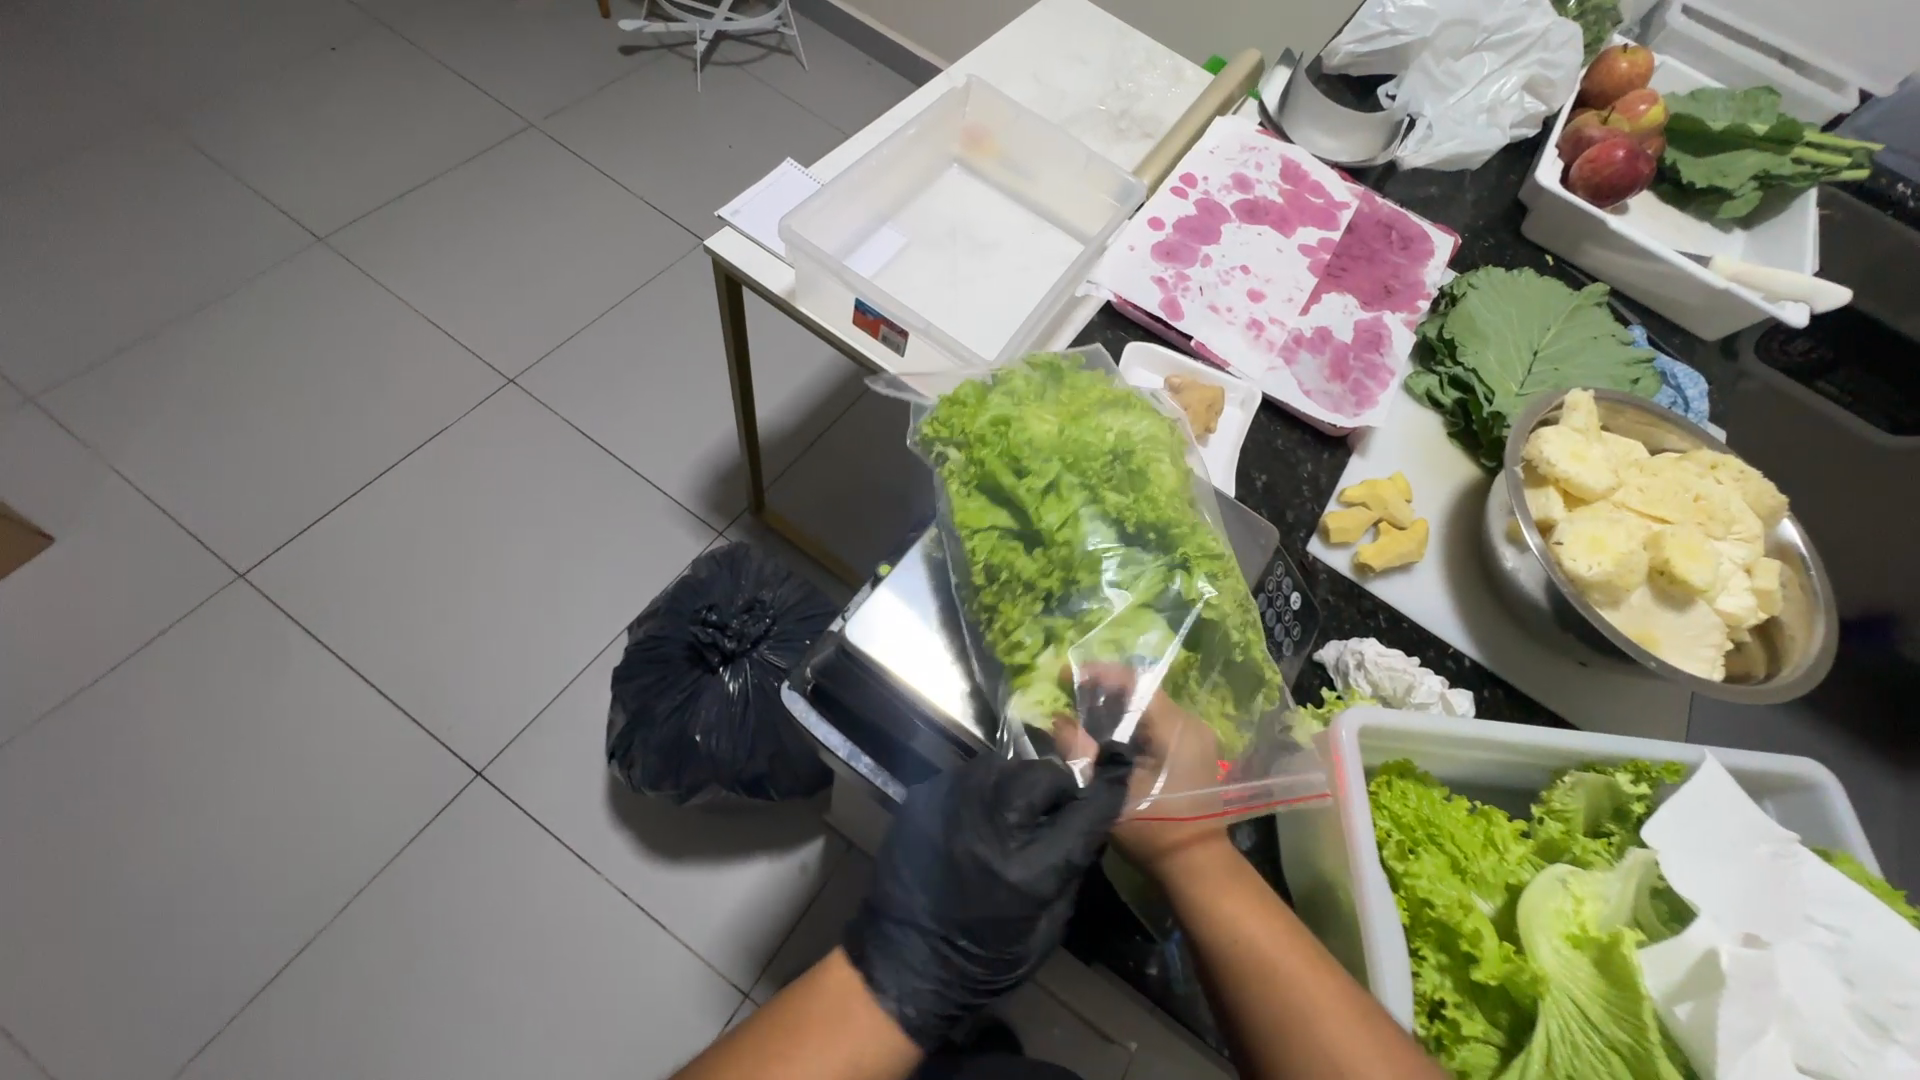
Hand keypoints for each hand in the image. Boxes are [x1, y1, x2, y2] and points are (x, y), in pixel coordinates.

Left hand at [842, 746, 1131, 1047]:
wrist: (902, 961)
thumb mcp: (1047, 928)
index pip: (1084, 813)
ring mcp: (951, 802)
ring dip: (1017, 784)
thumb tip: (1085, 824)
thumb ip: (1070, 869)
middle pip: (1042, 774)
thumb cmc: (983, 959)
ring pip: (1003, 765)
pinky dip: (983, 790)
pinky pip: (968, 776)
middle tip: (1049, 811)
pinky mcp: (923, 795)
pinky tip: (975, 819)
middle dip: (1055, 788)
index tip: (1113, 783)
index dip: (1105, 795)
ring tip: (1010, 813)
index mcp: (1027, 869)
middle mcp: (990, 824)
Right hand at [1064, 666, 1236, 882]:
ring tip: (1084, 714)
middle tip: (1070, 696)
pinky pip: (1157, 722)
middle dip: (1103, 689)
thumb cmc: (1153, 829)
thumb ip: (1079, 752)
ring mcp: (1195, 736)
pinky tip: (1108, 736)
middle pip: (1141, 690)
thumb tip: (1058, 720)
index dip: (1098, 673)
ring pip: (1148, 705)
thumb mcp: (1106, 792)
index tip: (1067, 676)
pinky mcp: (1193, 750)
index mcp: (1174, 728)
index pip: (1135, 681)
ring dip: (1116, 706)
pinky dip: (1131, 722)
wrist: (1196, 866)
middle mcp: (1190, 723)